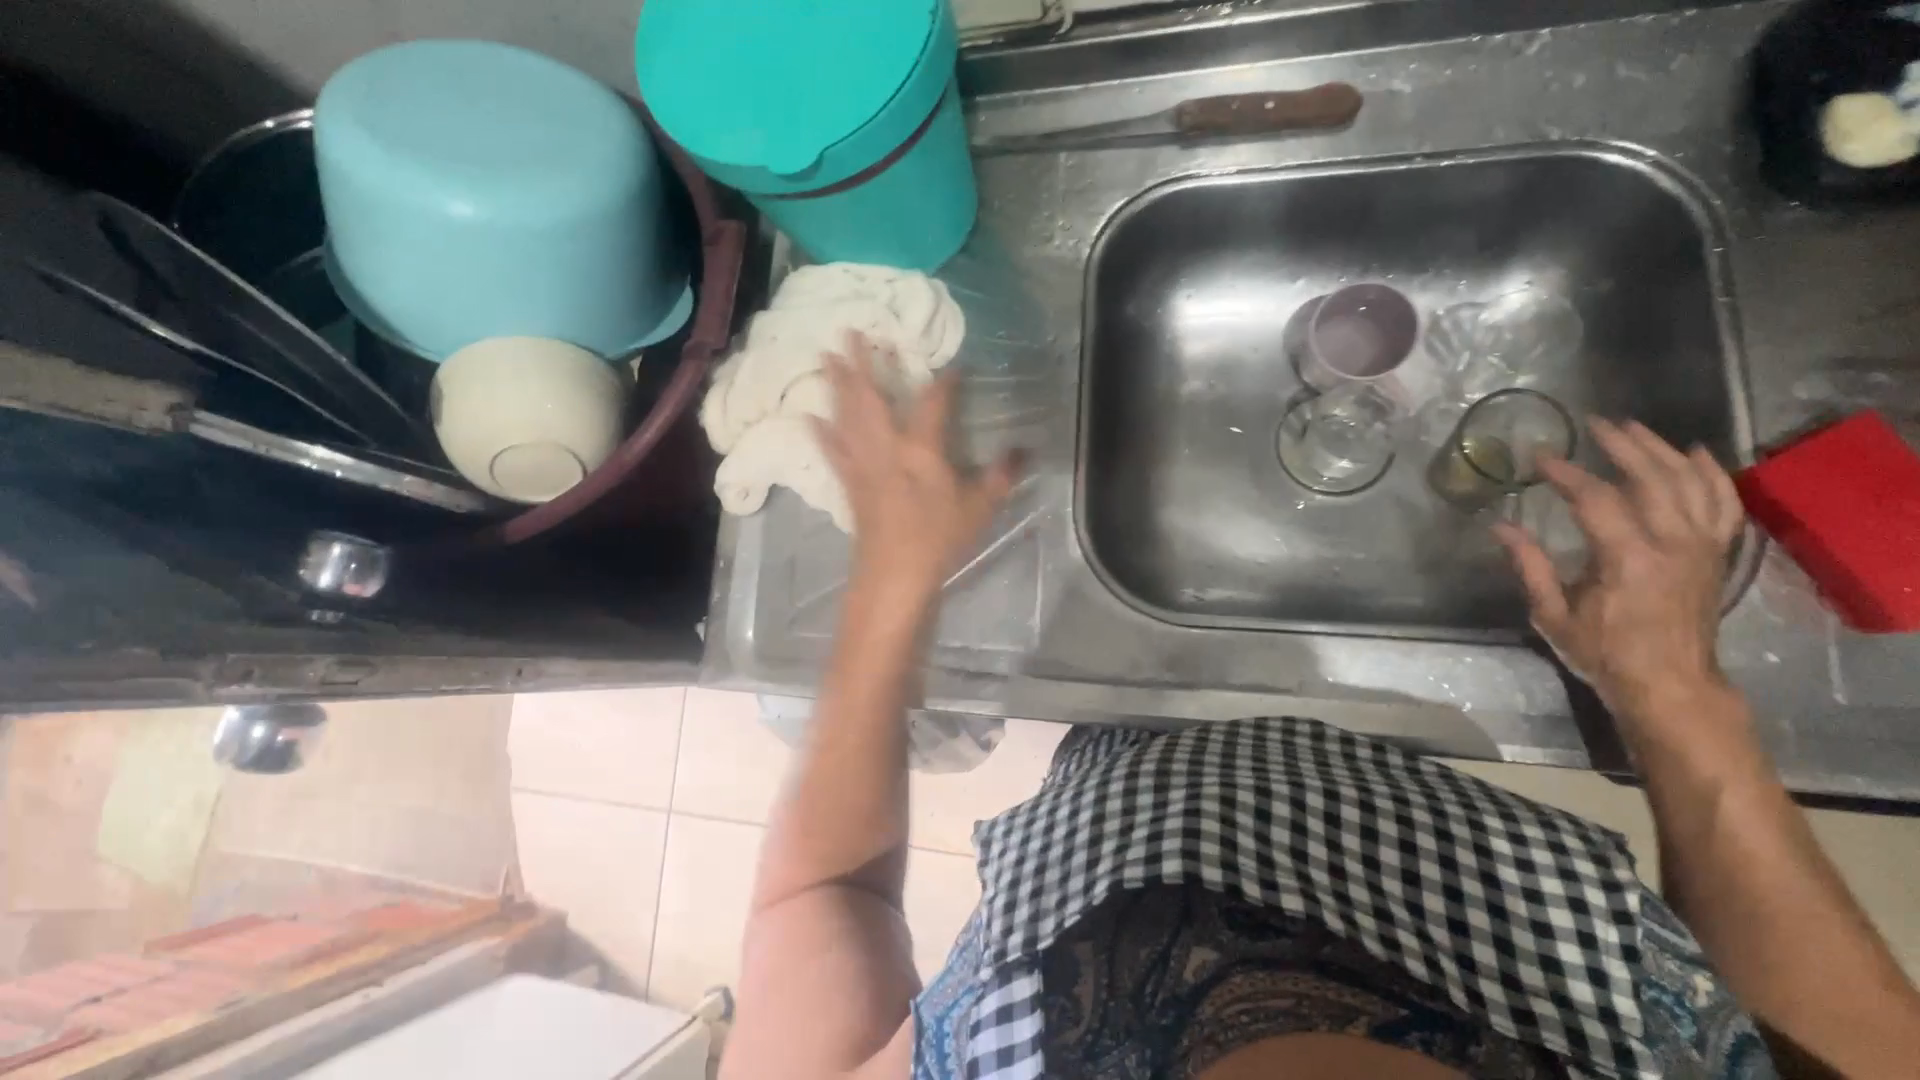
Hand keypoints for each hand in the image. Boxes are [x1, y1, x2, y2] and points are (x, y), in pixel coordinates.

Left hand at [813, 332, 1019, 604]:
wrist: (894, 574)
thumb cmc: (938, 538)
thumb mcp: (980, 507)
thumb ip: (1001, 476)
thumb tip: (1025, 450)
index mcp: (920, 448)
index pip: (933, 403)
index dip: (945, 382)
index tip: (955, 367)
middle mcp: (886, 447)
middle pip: (871, 397)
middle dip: (862, 363)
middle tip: (849, 331)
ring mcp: (863, 464)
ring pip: (846, 415)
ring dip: (836, 385)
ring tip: (825, 356)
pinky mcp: (849, 483)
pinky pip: (832, 450)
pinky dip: (821, 431)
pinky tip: (809, 416)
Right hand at [1493, 419, 1743, 721]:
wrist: (1672, 684)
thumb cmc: (1604, 653)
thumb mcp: (1553, 614)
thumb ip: (1530, 566)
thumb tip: (1501, 528)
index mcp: (1628, 559)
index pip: (1596, 499)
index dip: (1565, 473)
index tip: (1539, 457)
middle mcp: (1673, 544)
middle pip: (1652, 477)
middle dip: (1621, 446)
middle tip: (1594, 424)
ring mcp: (1702, 547)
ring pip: (1690, 482)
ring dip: (1662, 450)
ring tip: (1634, 429)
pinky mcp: (1717, 553)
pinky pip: (1723, 503)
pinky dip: (1712, 474)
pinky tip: (1694, 454)